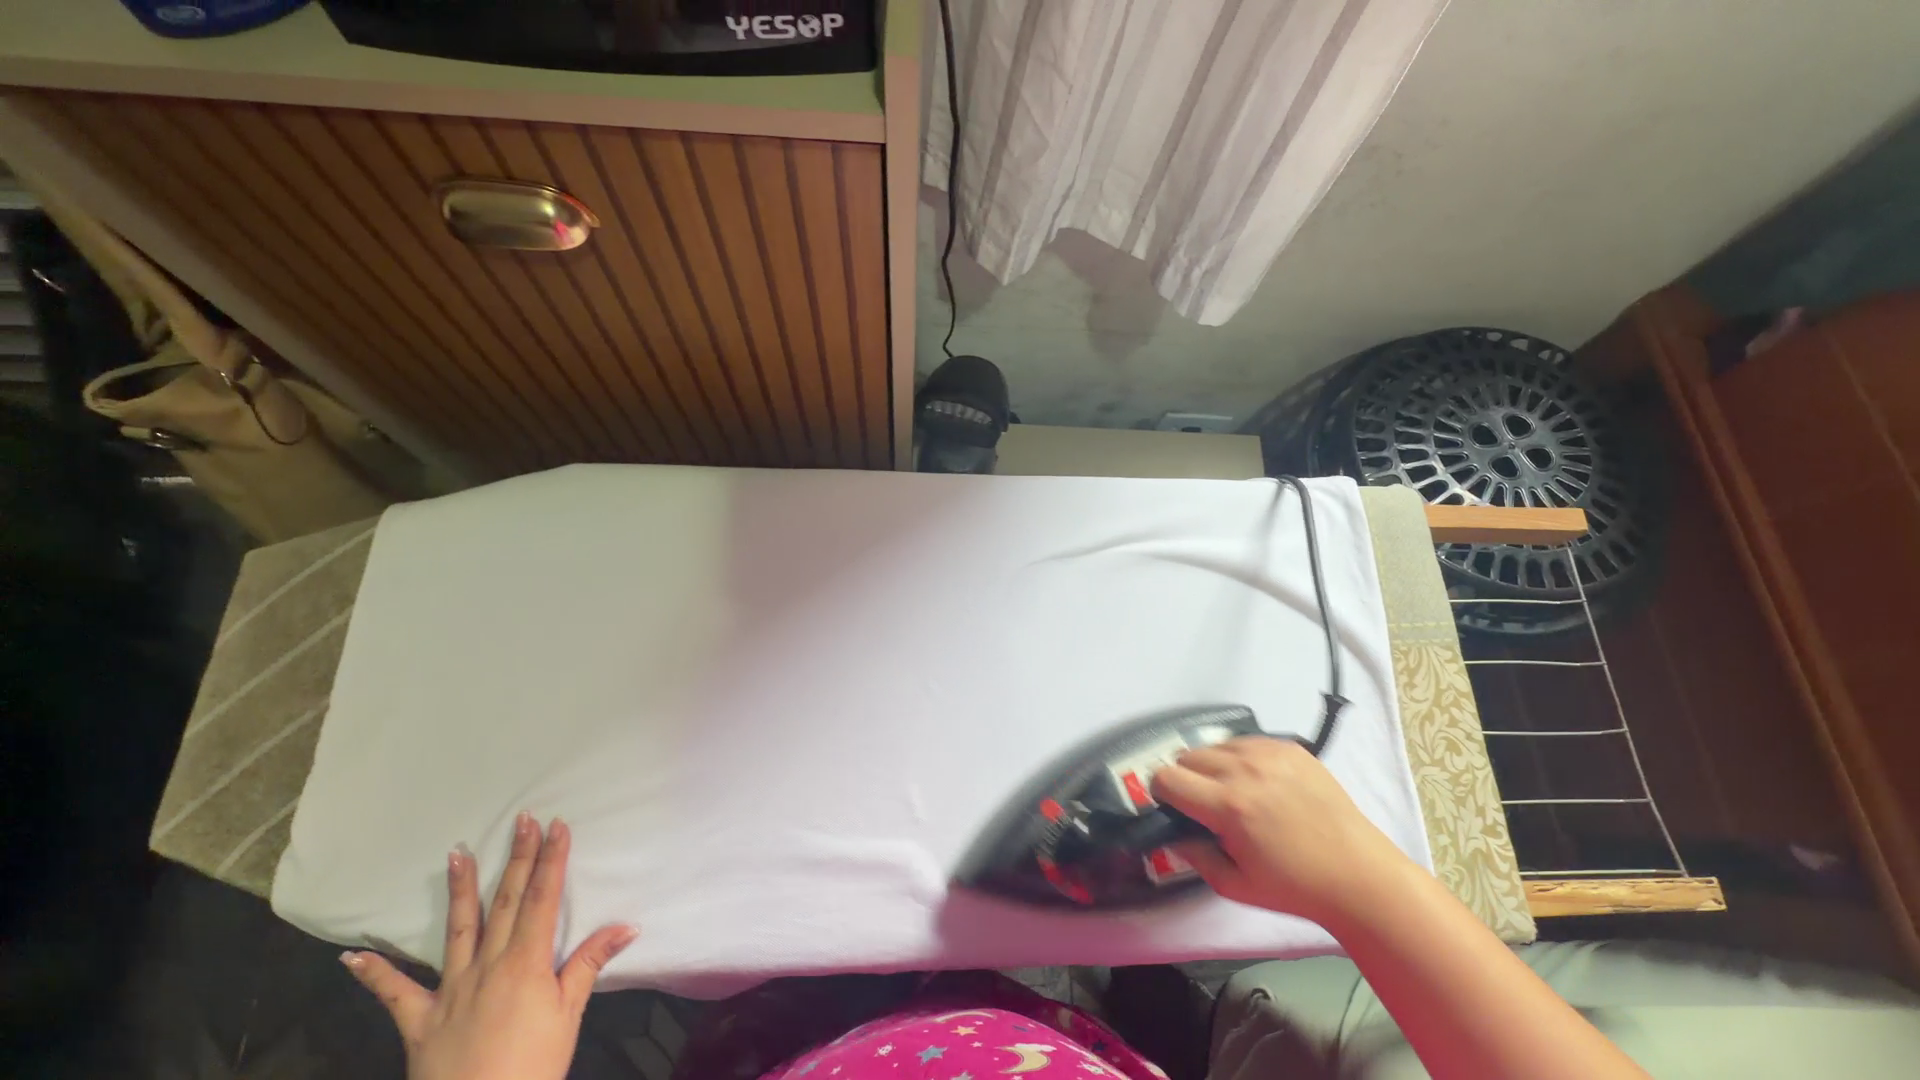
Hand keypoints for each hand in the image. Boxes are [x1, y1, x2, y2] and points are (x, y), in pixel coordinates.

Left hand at [342, 814, 637, 1079]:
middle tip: (521, 821)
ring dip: (458, 890)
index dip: (550, 860)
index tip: (556, 826)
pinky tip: (351, 956)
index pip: (541, 900)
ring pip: (457, 930)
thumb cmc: (533, 1066)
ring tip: (455, 854)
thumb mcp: (569, 1016)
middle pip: (505, 903)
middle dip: (517, 859)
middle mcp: (487, 965)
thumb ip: (590, 965)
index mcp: (526, 963)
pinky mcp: (419, 1020)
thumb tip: (628, 924)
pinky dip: (373, 974)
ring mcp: (449, 990)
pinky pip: (395, 993)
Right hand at [1151, 736, 1413, 926]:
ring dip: (1213, 766)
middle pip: (1187, 756)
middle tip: (1205, 806)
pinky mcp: (1291, 747)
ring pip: (1215, 745)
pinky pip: (1247, 741)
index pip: (1166, 778)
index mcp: (1228, 805)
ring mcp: (1271, 753)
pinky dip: (1241, 757)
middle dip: (1187, 779)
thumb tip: (1171, 833)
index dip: (1163, 795)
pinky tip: (1259, 783)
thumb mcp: (1233, 885)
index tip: (1175, 810)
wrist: (1358, 875)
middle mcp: (1245, 769)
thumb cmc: (1294, 886)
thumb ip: (1193, 855)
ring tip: (1233, 793)